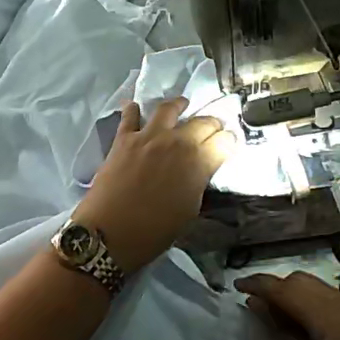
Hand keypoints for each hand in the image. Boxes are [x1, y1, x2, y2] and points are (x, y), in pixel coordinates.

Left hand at [72, 98, 231, 274]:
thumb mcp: (190, 210)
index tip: (229, 145)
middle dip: (212, 125)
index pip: (224, 142)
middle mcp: (177, 141)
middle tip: (213, 130)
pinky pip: (130, 116)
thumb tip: (199, 170)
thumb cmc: (155, 231)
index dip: (230, 142)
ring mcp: (148, 136)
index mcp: (198, 162)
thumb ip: (198, 182)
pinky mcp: (124, 139)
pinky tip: (136, 107)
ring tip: (182, 105)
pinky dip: (134, 110)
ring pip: (169, 109)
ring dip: (179, 106)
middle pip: (203, 122)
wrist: (109, 234)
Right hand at [236, 272, 339, 339]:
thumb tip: (256, 304)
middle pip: (300, 279)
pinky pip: (327, 293)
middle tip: (255, 305)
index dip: (259, 285)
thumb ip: (280, 332)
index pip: (286, 289)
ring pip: (314, 284)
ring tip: (276, 313)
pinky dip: (309, 298)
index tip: (237, 287)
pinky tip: (301, 318)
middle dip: (275, 287)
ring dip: (292, 291)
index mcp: (329, 315)